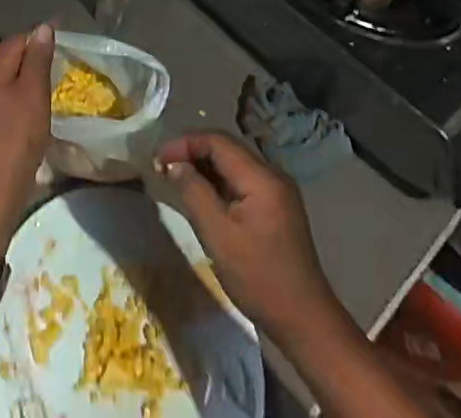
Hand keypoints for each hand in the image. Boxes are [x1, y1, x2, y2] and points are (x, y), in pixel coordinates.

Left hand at [0, 24, 55, 252]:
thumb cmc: (16, 138)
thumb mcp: (33, 93)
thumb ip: (38, 59)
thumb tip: (43, 27)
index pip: (17, 39)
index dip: (41, 36)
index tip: (68, 36)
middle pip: (10, 55)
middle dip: (36, 54)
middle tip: (66, 58)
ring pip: (9, 75)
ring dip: (30, 74)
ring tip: (56, 77)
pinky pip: (6, 92)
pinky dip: (23, 91)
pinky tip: (38, 100)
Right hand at [156, 130, 346, 338]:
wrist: (303, 320)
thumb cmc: (258, 277)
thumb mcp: (218, 235)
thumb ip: (194, 192)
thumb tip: (174, 164)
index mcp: (262, 178)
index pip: (218, 141)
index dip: (184, 143)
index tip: (157, 158)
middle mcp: (272, 176)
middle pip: (226, 148)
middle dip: (191, 151)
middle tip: (161, 166)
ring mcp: (276, 192)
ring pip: (233, 164)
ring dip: (203, 166)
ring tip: (174, 177)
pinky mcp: (274, 208)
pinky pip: (240, 181)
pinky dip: (216, 182)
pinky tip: (199, 194)